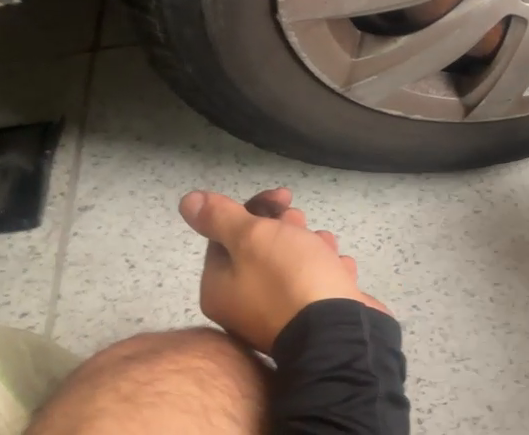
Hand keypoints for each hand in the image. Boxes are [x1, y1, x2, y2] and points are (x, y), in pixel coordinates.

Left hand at [178, 187, 388, 353]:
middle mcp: (241, 304)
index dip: (257, 208)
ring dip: (311, 246)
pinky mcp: (307, 319)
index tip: (285, 197)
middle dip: (286, 228)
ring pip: (292, 263)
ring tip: (327, 248)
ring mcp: (276, 315)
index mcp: (219, 286)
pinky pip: (313, 283)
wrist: (335, 331)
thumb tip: (188, 201)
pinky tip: (340, 270)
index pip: (227, 234)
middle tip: (301, 226)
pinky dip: (326, 271)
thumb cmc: (289, 278)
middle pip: (260, 248)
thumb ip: (221, 217)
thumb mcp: (252, 237)